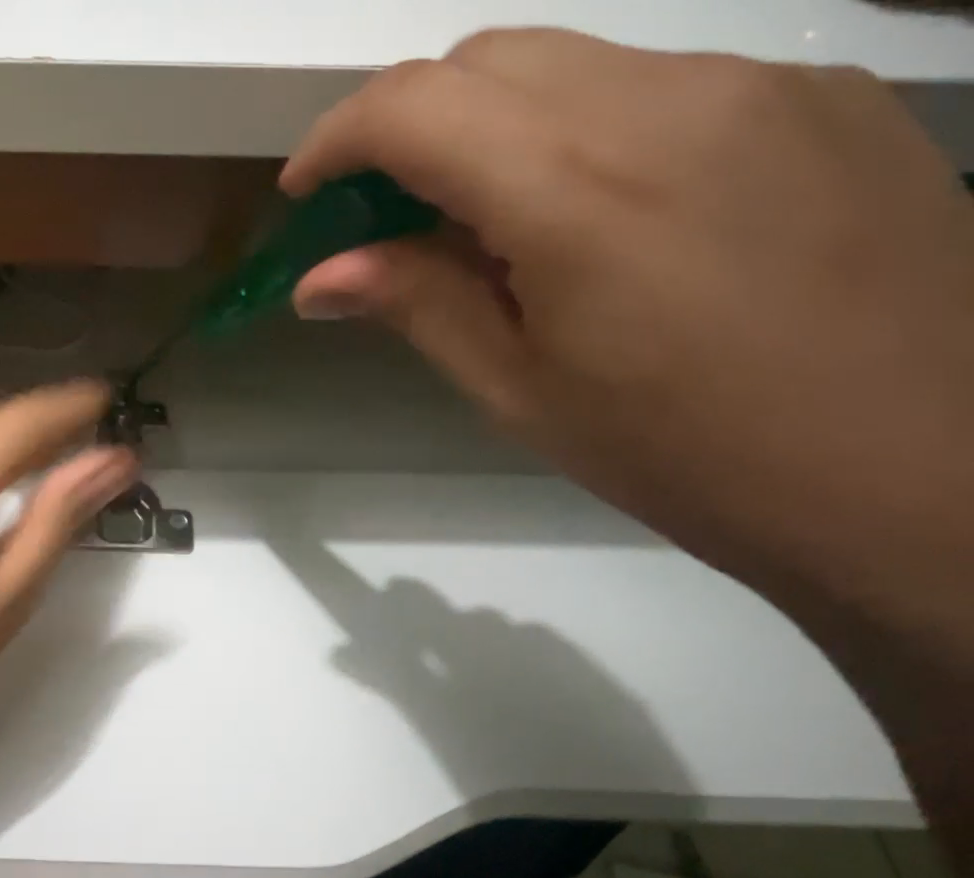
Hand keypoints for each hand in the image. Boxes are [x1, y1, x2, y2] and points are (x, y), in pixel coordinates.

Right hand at [282, 30, 973, 624]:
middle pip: (486, 58)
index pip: (412, 104)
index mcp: (576, 186)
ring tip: (505, 229)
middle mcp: (669, 100)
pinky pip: (668, 84)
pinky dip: (598, 130)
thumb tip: (320, 277)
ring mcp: (762, 85)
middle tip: (392, 215)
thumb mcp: (520, 391)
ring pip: (576, 63)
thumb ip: (417, 304)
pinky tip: (618, 219)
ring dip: (503, 128)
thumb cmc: (688, 454)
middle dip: (411, 125)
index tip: (307, 193)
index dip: (335, 139)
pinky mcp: (827, 98)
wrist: (925, 477)